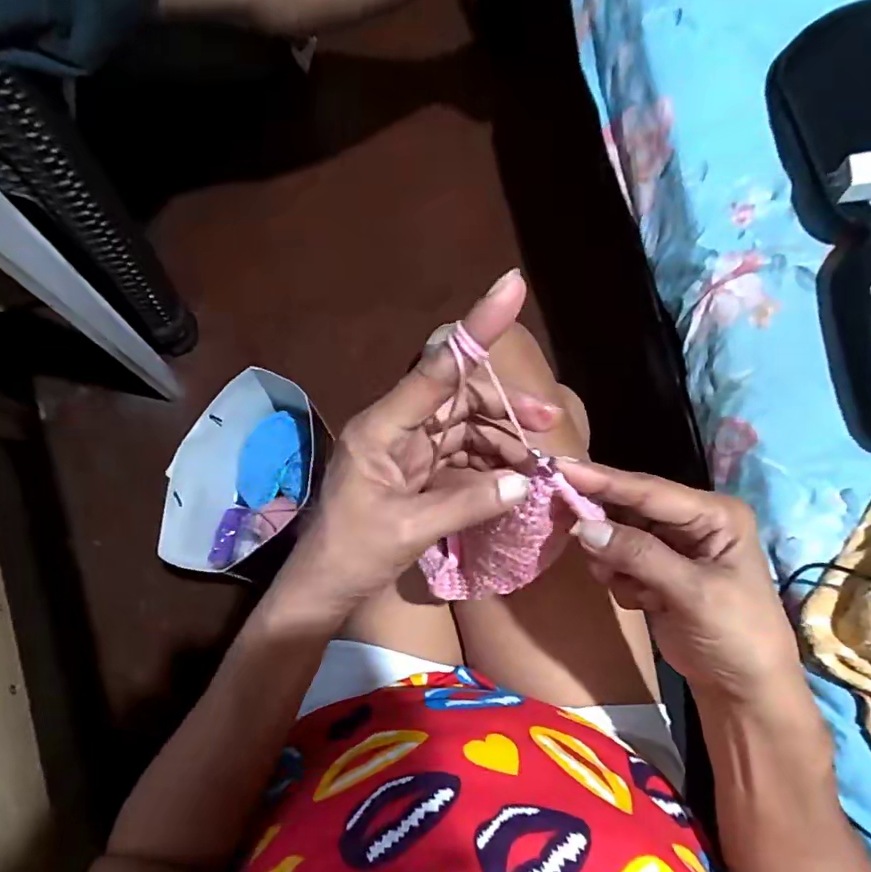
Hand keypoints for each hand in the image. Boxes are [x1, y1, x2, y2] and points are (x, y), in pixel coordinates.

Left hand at [278, 271, 559, 616]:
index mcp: (381, 429)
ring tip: (537, 464)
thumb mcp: (410, 530)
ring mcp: (404, 450)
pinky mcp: (414, 472)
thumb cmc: (352, 554)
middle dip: (503, 406)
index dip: (476, 330)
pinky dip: (488, 462)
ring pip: (463, 425)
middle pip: (457, 396)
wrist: (323, 586)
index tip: (511, 286)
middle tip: (547, 424)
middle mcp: (393, 428)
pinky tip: (514, 476)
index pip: (435, 370)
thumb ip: (468, 502)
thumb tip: (526, 482)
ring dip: (501, 438)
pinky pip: (459, 453)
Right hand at [558, 461, 805, 709]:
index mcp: (715, 514)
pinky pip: (614, 561)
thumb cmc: (735, 635)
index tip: (558, 467)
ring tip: (633, 589)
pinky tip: (641, 601)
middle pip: (626, 507)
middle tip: (562, 522)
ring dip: (610, 560)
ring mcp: (670, 547)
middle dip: (600, 522)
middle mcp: (691, 522)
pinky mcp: (653, 570)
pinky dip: (617, 579)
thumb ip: (639, 555)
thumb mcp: (692, 593)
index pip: (649, 491)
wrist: (742, 688)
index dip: (602, 479)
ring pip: (614, 535)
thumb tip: (583, 527)